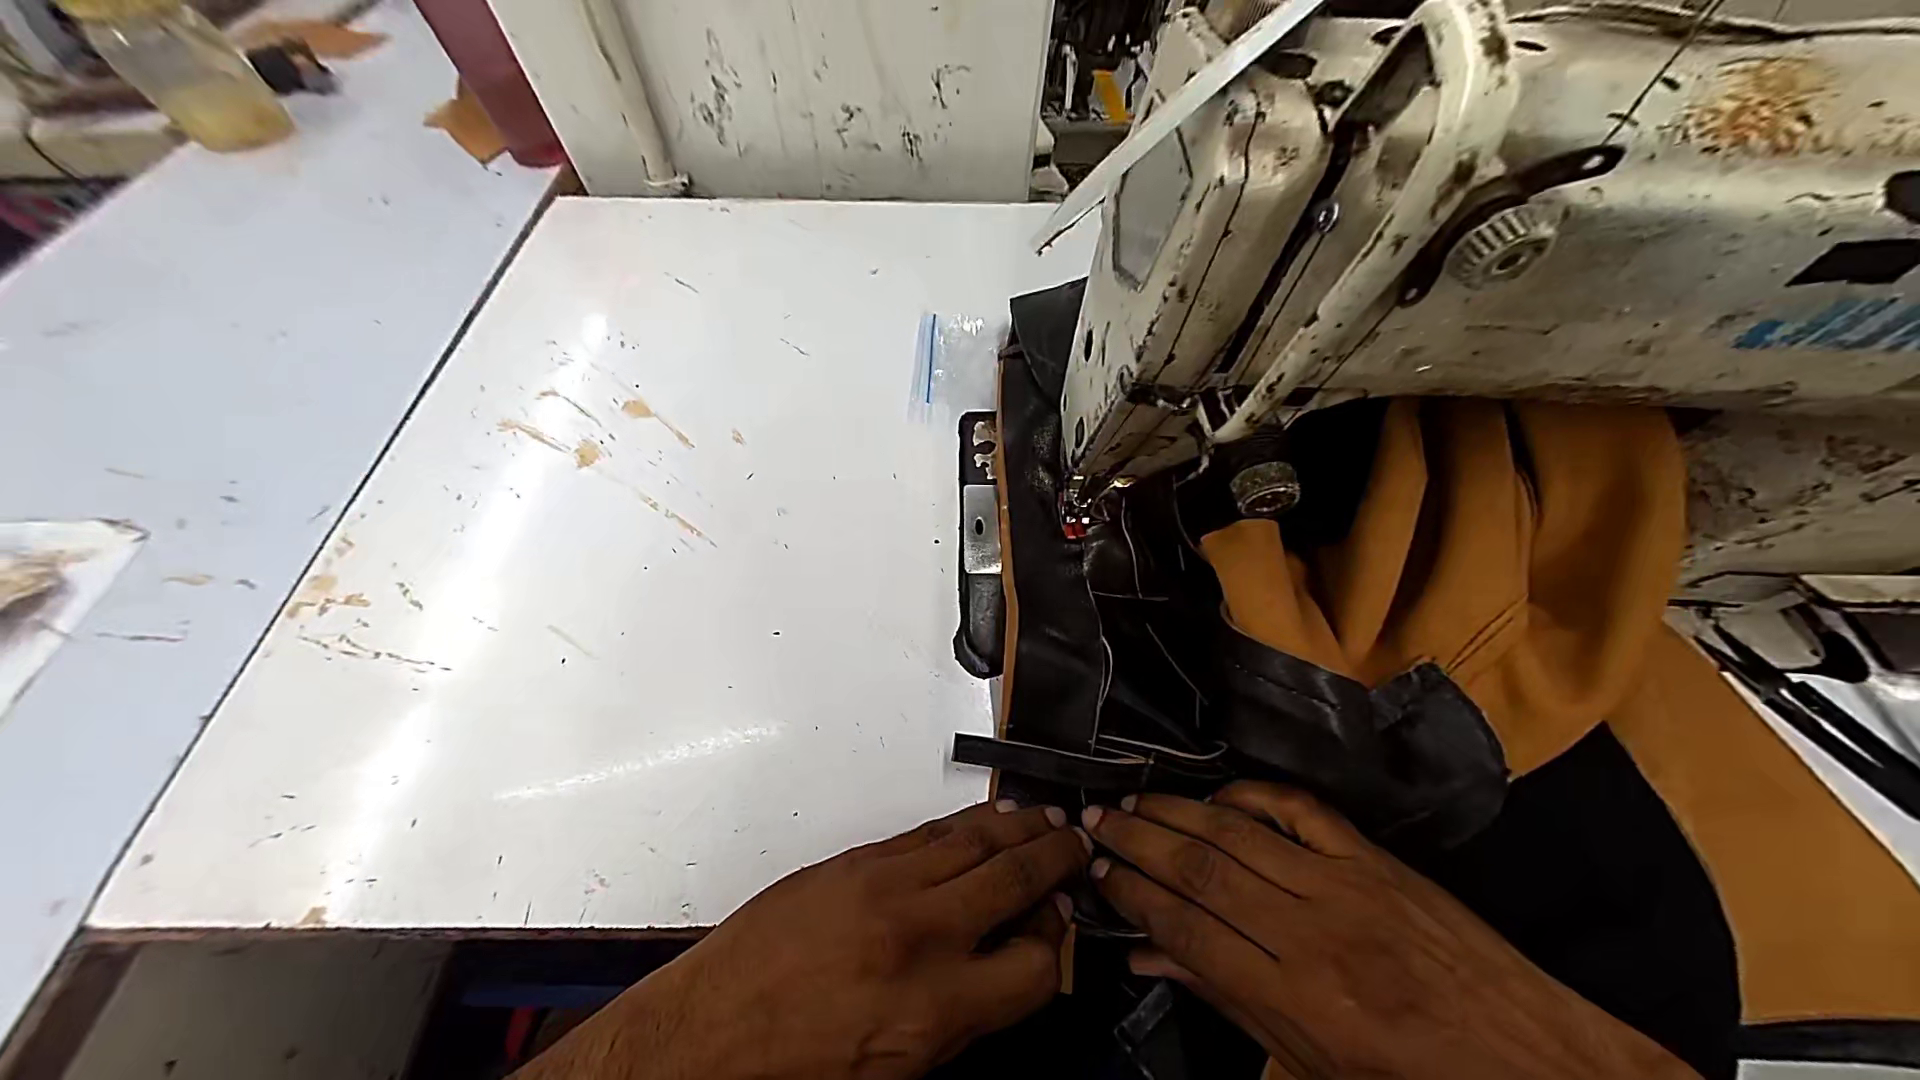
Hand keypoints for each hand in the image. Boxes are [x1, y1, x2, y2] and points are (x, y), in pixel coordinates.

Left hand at [515, 800, 1089, 1079]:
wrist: (712, 1030)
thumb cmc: (803, 1067)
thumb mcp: (902, 1069)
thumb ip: (971, 1015)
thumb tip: (1015, 963)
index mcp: (935, 1009)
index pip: (1036, 966)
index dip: (1057, 945)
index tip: (1059, 927)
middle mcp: (920, 935)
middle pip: (1015, 880)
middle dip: (1057, 859)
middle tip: (1079, 843)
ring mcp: (887, 885)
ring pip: (977, 839)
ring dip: (1020, 826)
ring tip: (1047, 819)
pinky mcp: (859, 858)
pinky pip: (930, 831)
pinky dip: (968, 823)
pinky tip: (988, 819)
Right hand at [1082, 782, 1698, 1079]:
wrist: (1541, 1070)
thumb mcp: (1310, 1067)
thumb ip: (1223, 998)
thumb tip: (1147, 954)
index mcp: (1296, 999)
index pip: (1188, 929)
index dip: (1132, 895)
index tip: (1097, 871)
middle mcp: (1311, 932)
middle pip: (1202, 871)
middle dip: (1138, 841)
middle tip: (1094, 821)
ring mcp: (1344, 885)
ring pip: (1237, 834)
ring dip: (1176, 813)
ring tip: (1131, 802)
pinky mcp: (1374, 858)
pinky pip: (1300, 809)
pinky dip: (1250, 794)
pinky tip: (1215, 795)